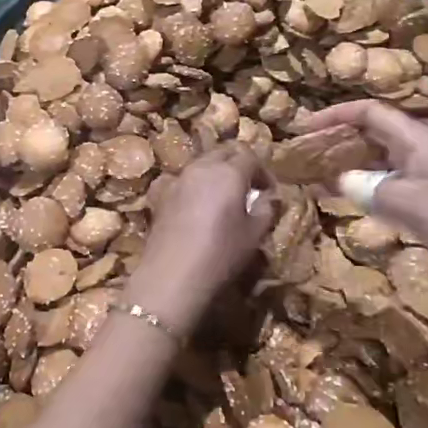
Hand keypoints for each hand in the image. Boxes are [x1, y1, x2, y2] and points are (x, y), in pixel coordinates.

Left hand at [129, 144, 276, 336]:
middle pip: (222, 152)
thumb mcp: (254, 234)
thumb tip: (268, 198)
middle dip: (237, 164)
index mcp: (229, 172)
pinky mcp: (159, 195)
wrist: (173, 275)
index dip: (262, 172)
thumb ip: (265, 209)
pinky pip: (176, 180)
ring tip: (220, 196)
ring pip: (199, 163)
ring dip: (213, 172)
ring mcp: (176, 179)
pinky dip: (187, 184)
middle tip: (247, 188)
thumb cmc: (221, 254)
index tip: (267, 192)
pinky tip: (189, 200)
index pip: (250, 156)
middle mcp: (201, 167)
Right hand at [303, 101, 427, 280]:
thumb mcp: (409, 203)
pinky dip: (364, 185)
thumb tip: (340, 181)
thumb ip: (369, 189)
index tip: (306, 127)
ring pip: (378, 158)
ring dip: (349, 163)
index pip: (370, 112)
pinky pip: (388, 182)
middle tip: (307, 153)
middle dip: (338, 138)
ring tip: (318, 174)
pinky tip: (347, 198)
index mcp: (417, 140)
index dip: (337, 114)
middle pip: (373, 132)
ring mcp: (426, 174)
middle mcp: (420, 150)